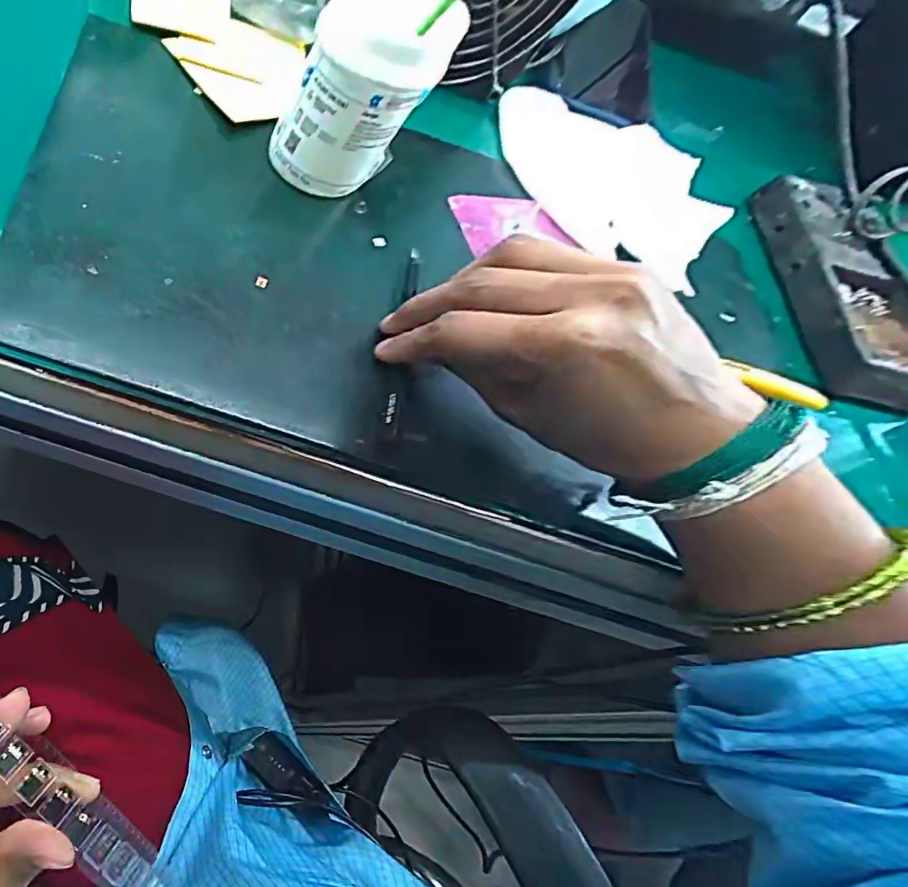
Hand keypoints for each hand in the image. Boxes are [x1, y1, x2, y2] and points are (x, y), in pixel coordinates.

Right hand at [375, 235, 766, 484]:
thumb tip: (428, 346)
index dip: (412, 338)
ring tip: (438, 304)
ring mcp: (617, 273)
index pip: (462, 327)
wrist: (699, 429)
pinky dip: (504, 269)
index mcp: (565, 343)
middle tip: (396, 324)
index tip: (386, 349)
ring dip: (461, 277)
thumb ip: (473, 366)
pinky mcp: (628, 266)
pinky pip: (549, 252)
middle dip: (426, 304)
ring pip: (513, 252)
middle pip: (482, 282)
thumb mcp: (521, 408)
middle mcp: (594, 295)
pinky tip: (484, 290)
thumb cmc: (604, 435)